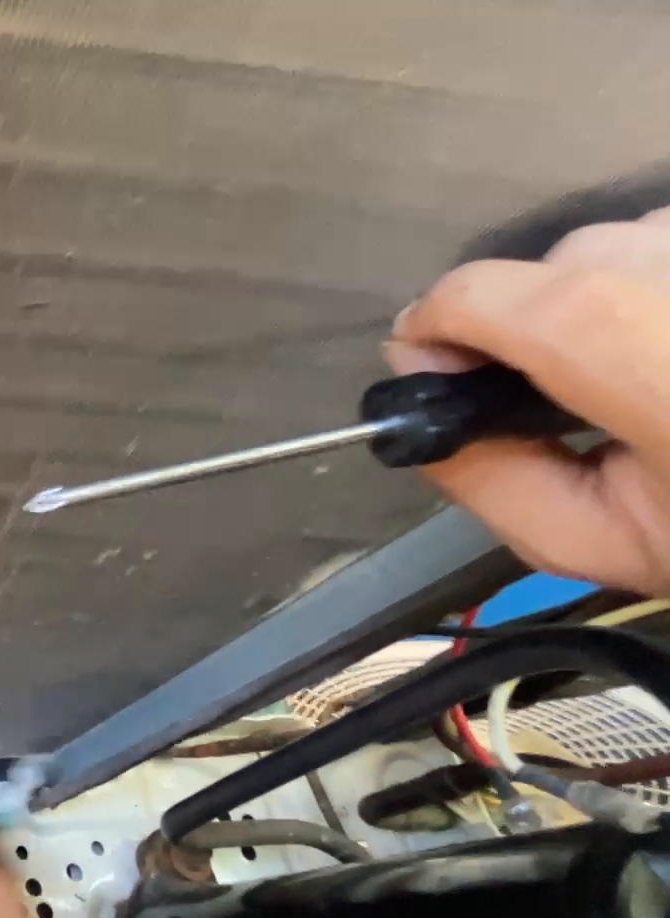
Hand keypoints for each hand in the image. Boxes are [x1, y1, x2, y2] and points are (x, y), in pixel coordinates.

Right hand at [387, 207, 669, 595]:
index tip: (420, 356)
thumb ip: (484, 473)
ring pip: (643, 229)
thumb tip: (422, 391)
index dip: (451, 311)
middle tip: (525, 371)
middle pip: (588, 254)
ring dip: (593, 284)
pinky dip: (650, 272)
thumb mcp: (589, 540)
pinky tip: (661, 334)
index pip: (556, 306)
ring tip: (618, 353)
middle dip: (517, 307)